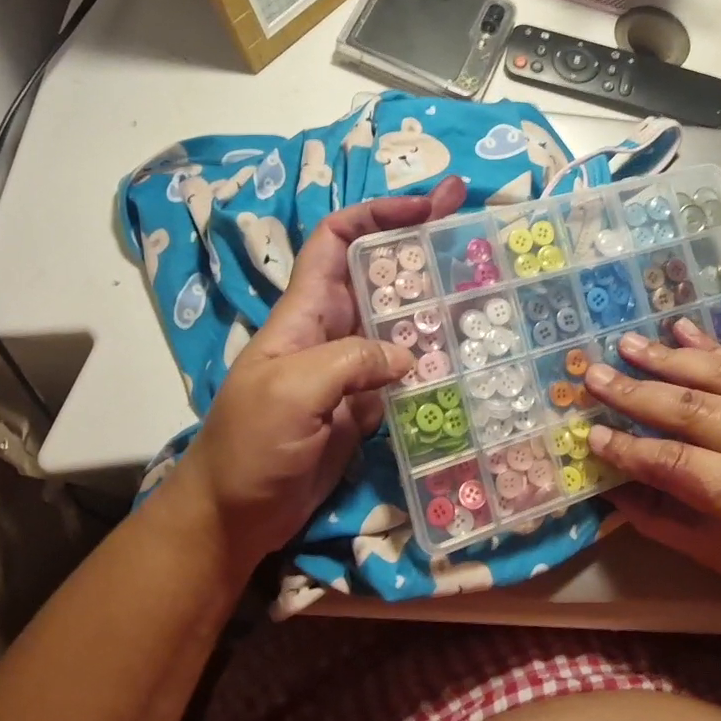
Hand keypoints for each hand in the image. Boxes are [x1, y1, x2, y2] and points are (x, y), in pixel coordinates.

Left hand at [169, 177, 465, 567]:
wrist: (235, 515)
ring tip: (484, 284)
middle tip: (471, 223)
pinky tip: (468, 353)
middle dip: (421, 242)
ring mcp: (352, 366)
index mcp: (306, 310)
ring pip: (400, 318)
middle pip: (381, 271)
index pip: (338, 238)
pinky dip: (436, 356)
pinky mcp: (366, 402)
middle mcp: (333, 327)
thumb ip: (350, 362)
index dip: (378, 213)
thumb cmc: (250, 446)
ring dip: (437, 299)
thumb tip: (409, 358)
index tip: (426, 206)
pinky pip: (407, 368)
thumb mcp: (291, 392)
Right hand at [584, 319, 720, 620]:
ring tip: (628, 346)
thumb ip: (662, 516)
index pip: (680, 463)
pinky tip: (680, 332)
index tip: (592, 433)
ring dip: (671, 358)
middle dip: (639, 392)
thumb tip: (608, 481)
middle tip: (594, 376)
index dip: (631, 448)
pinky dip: (716, 350)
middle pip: (698, 410)